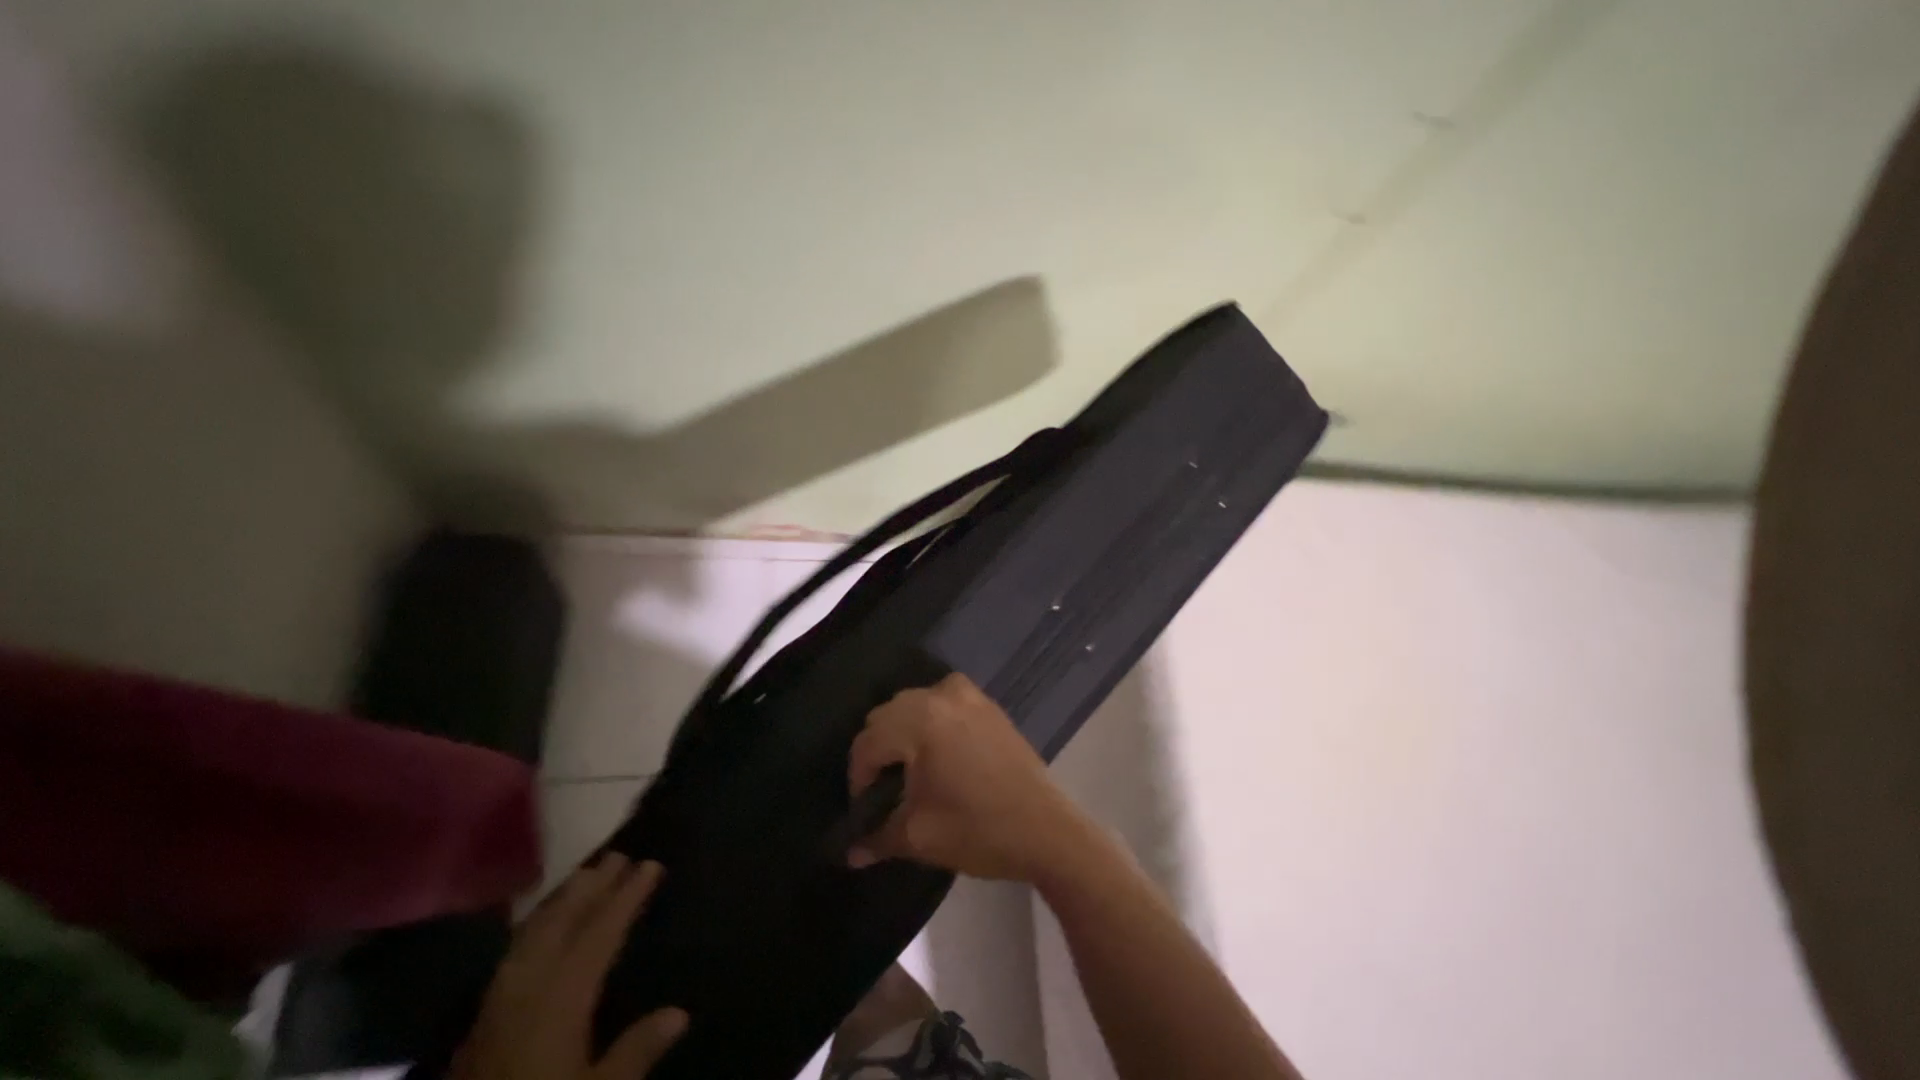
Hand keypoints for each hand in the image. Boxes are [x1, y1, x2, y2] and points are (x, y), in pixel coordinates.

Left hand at [451, 855, 687, 1079]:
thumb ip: (636, 1050)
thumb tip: (680, 1013)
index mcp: (562, 997)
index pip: (600, 933)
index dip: (626, 897)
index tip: (649, 865)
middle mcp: (530, 984)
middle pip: (564, 922)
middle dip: (593, 886)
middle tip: (618, 855)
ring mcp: (502, 995)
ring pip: (535, 931)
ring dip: (562, 899)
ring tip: (583, 875)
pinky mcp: (485, 1013)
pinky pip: (517, 948)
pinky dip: (535, 924)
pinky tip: (540, 924)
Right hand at [847, 672, 1095, 880]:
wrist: (1046, 832)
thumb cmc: (977, 831)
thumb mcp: (918, 837)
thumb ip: (877, 838)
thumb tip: (850, 854)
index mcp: (920, 722)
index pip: (868, 744)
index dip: (858, 779)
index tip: (864, 809)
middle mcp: (941, 697)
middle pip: (887, 715)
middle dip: (877, 751)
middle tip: (881, 789)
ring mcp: (970, 697)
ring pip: (915, 702)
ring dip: (902, 729)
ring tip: (906, 768)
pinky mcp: (990, 706)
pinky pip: (945, 698)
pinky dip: (931, 715)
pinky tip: (937, 747)